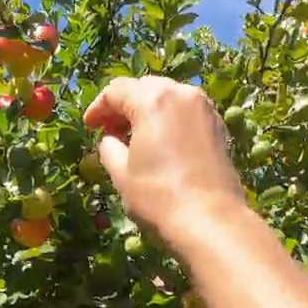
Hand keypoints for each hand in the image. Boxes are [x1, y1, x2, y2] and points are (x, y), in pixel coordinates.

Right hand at [83, 77, 250, 254]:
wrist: (209, 219)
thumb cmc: (158, 197)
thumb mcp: (121, 175)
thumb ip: (109, 148)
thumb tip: (111, 140)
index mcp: (153, 101)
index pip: (117, 91)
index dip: (98, 107)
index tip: (89, 127)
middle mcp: (181, 94)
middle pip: (145, 88)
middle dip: (124, 106)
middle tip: (110, 131)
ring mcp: (204, 108)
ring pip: (168, 97)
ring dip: (147, 111)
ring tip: (134, 138)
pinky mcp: (217, 125)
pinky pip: (185, 112)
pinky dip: (168, 120)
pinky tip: (160, 144)